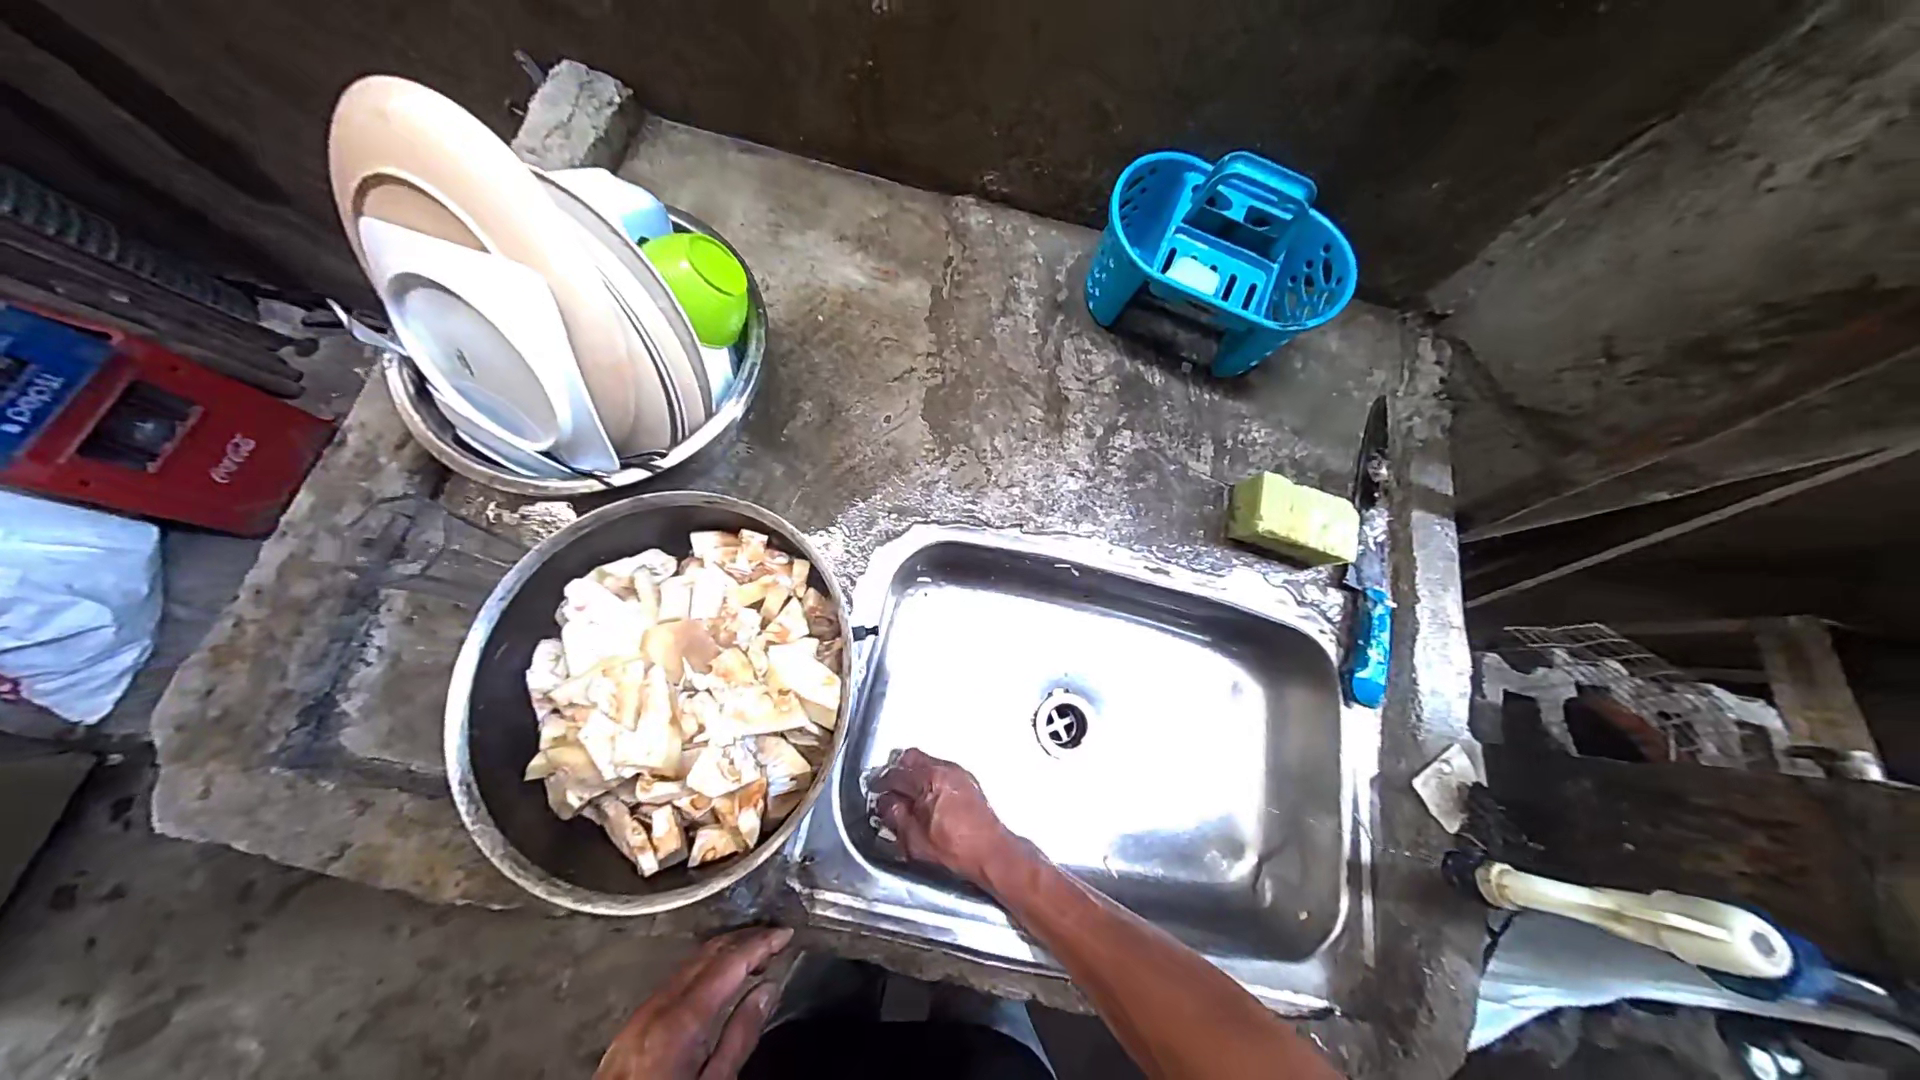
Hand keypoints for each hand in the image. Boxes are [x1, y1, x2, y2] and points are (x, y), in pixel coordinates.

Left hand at [593, 926, 792, 1079]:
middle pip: (707, 954)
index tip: (786, 934)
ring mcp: (640, 1014)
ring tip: (755, 956)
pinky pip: (676, 980)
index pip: (729, 962)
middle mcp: (658, 1006)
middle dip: (744, 939)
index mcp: (681, 1020)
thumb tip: (768, 989)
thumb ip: (741, 1037)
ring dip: (724, 952)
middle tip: (775, 939)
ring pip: (690, 963)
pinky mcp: (631, 1027)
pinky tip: (719, 979)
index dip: (761, 943)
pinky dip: (704, 968)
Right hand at [872, 748, 1024, 888]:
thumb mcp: (915, 840)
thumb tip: (885, 804)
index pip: (896, 774)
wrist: (991, 852)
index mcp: (930, 780)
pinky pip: (940, 769)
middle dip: (896, 771)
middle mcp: (946, 769)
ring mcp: (958, 773)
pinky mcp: (966, 780)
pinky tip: (925, 798)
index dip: (880, 784)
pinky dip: (928, 778)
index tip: (874, 791)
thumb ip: (896, 817)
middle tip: (887, 789)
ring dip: (913, 774)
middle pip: (911, 758)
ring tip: (906, 796)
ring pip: (926, 761)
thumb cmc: (958, 849)